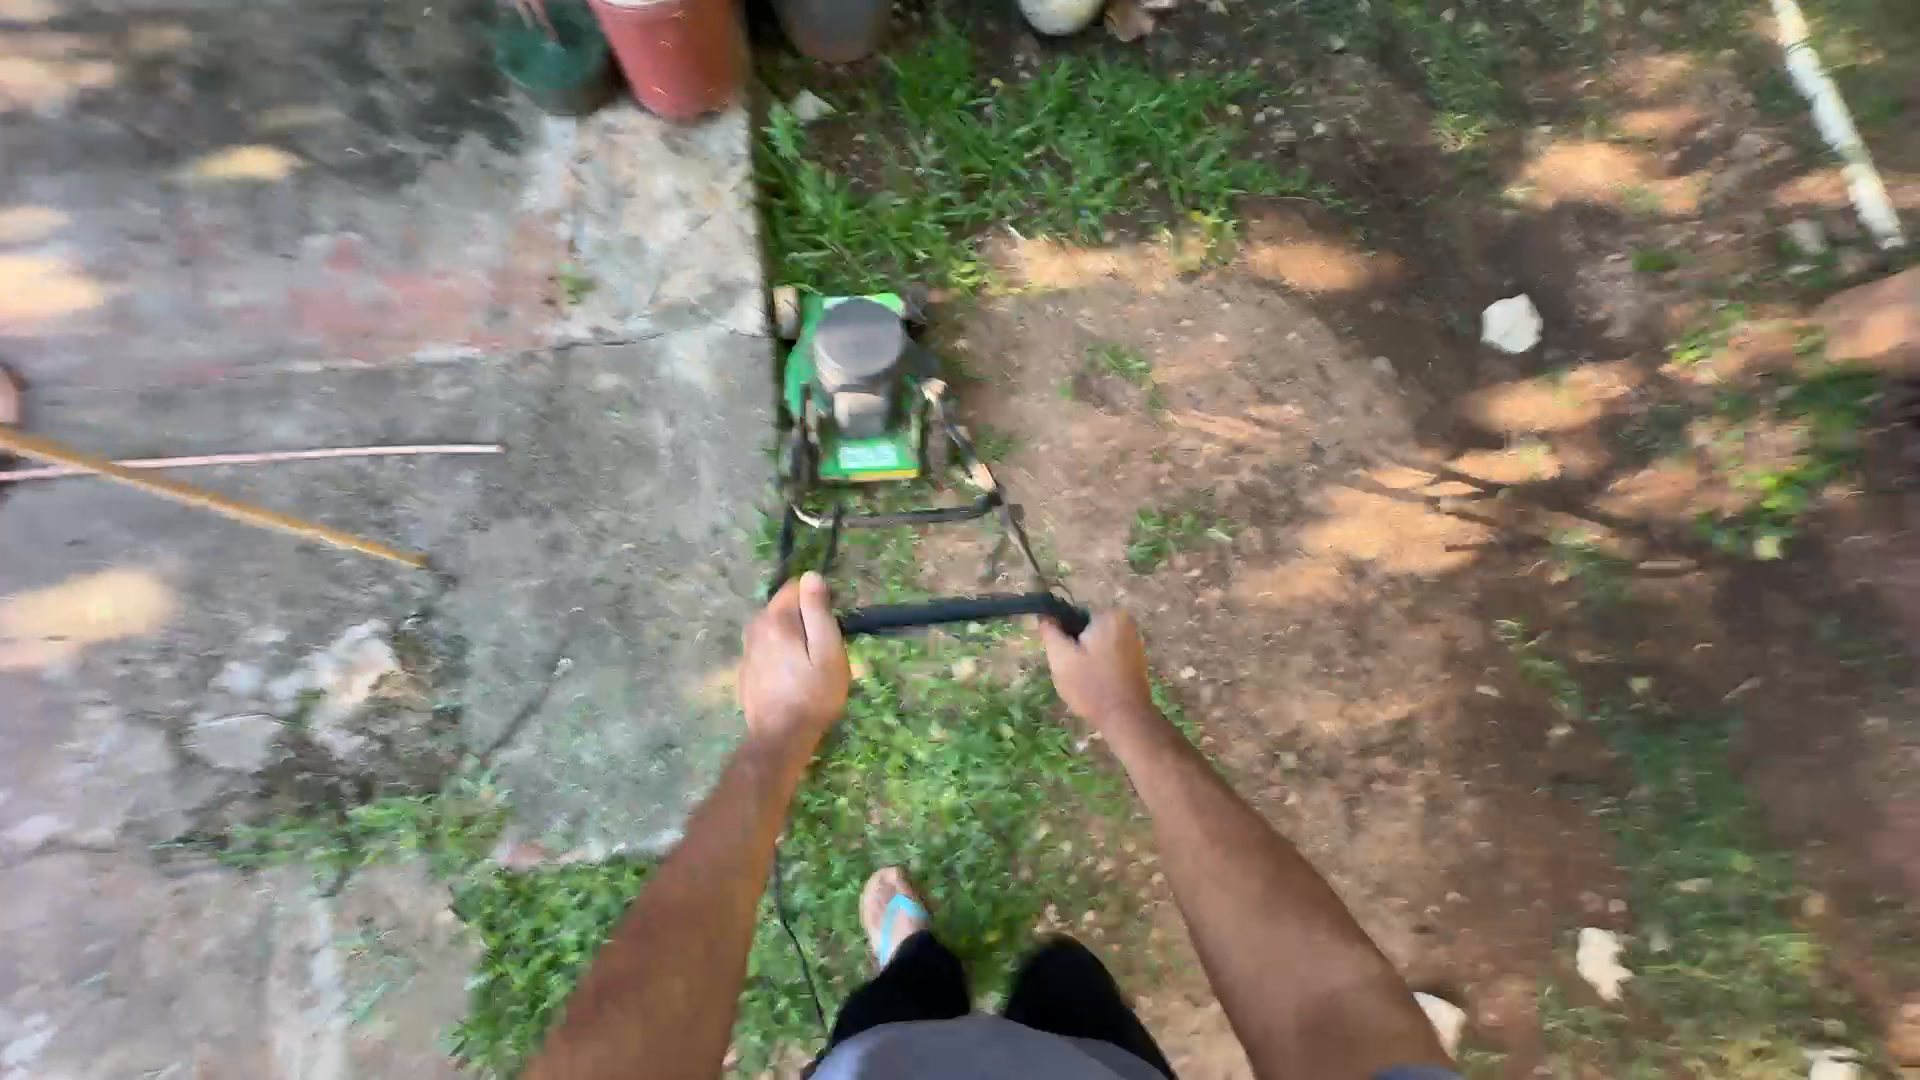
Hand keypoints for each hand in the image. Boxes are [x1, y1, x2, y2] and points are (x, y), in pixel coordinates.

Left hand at [740, 572, 849, 751]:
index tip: (831, 625)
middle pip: (784, 607)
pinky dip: (780, 653)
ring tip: (809, 665)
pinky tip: (791, 678)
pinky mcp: (745, 669)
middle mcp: (755, 627)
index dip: (818, 600)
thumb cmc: (813, 694)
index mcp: (776, 619)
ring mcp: (746, 649)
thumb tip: (812, 576)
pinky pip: (766, 648)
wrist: (780, 738)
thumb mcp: (828, 651)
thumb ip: (818, 611)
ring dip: (792, 637)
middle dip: (805, 619)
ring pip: (774, 628)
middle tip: (823, 650)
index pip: (796, 587)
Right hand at [1039, 609, 1157, 732]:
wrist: (1126, 718)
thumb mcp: (1061, 657)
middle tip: (1071, 670)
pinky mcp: (1137, 661)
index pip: (1073, 616)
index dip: (1063, 636)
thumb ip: (1050, 632)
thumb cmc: (1091, 685)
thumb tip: (1045, 617)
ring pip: (1096, 645)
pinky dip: (1099, 667)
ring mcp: (1134, 642)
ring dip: (1086, 659)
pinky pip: (1108, 656)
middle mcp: (1127, 623)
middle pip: (1086, 630)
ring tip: (1083, 680)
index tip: (1062, 657)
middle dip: (1075, 648)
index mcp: (1110, 616)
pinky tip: (1096, 684)